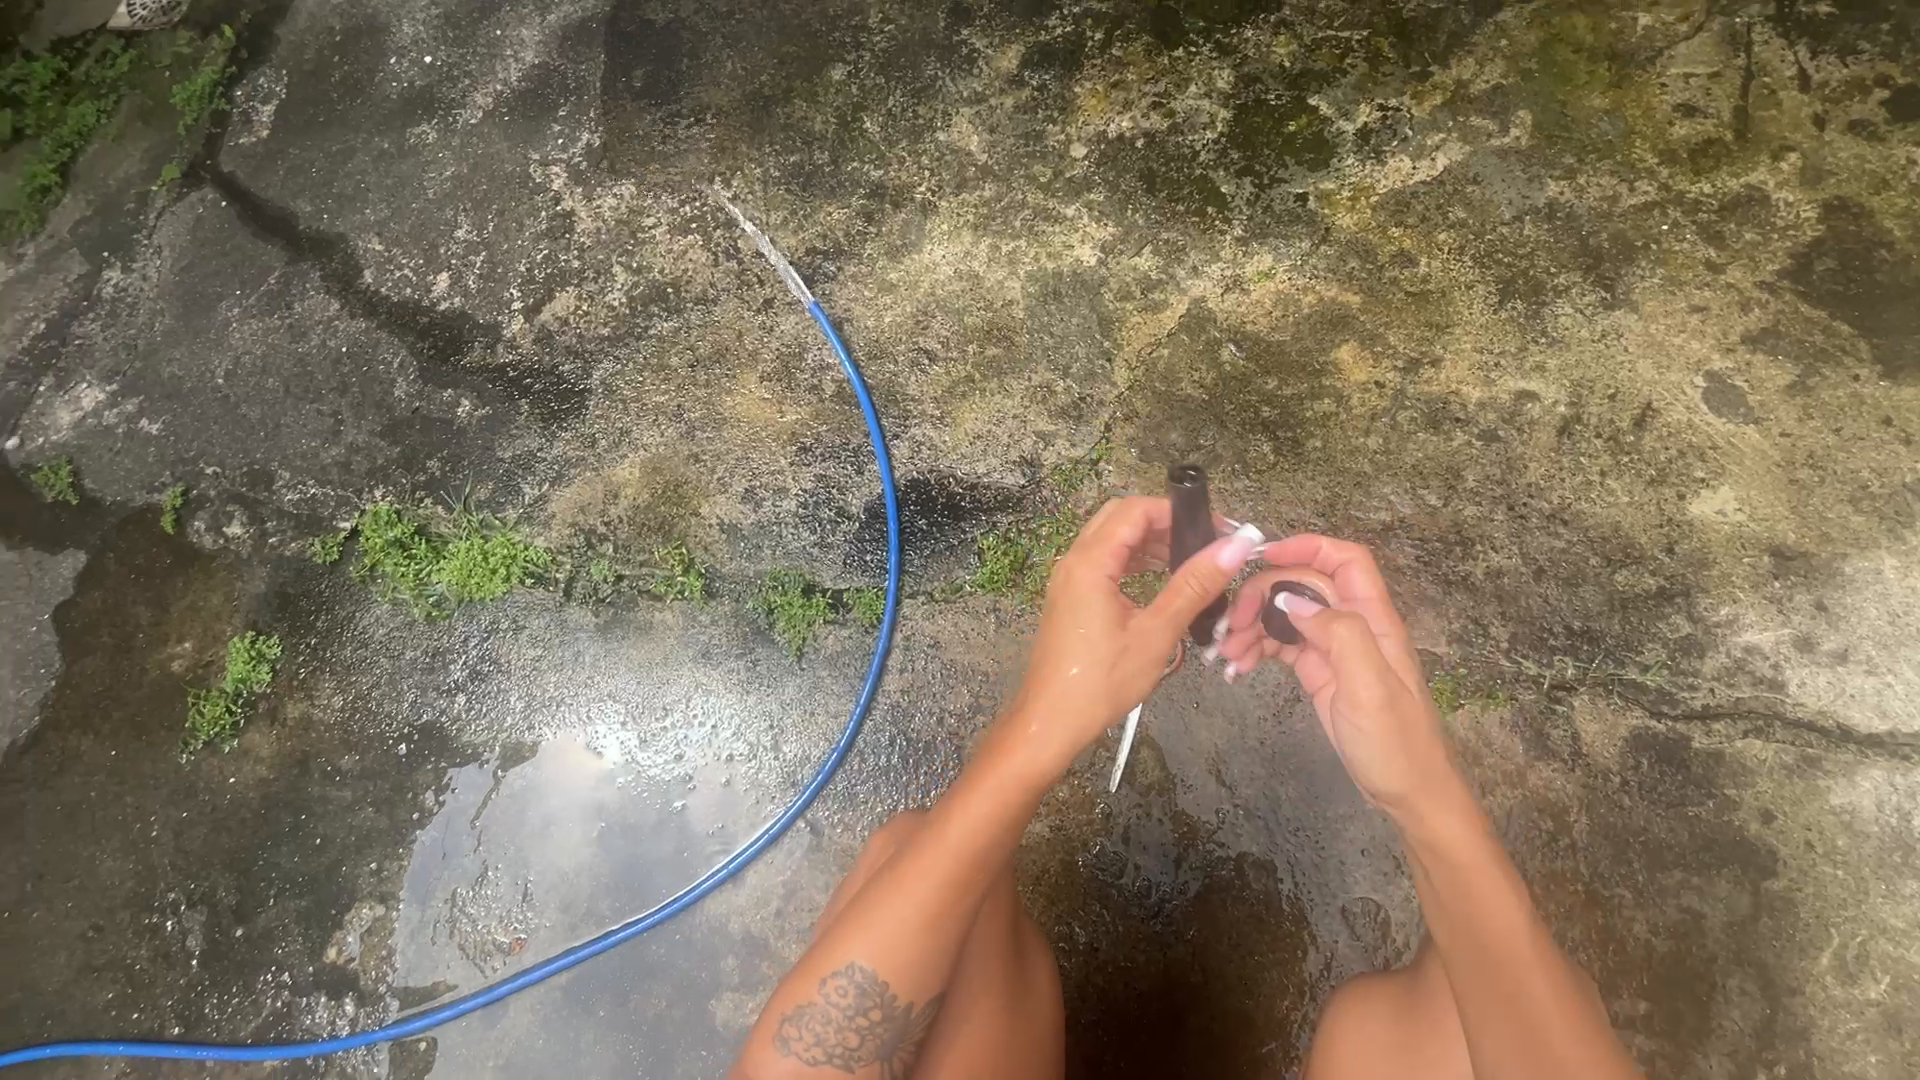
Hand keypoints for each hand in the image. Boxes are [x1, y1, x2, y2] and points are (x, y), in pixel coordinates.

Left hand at [999, 496, 1264, 777]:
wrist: (1051, 720)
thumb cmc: (1102, 681)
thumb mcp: (1156, 633)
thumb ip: (1194, 585)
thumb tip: (1235, 546)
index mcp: (1089, 562)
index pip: (1135, 510)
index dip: (1177, 512)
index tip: (1216, 529)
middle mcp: (1073, 561)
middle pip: (1120, 518)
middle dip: (1164, 523)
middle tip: (1204, 543)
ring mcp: (1067, 579)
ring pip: (1111, 540)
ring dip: (1149, 543)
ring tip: (1191, 563)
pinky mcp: (1070, 597)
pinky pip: (1103, 563)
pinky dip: (1133, 562)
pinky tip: (1161, 581)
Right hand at [1214, 534, 1463, 819]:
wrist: (1406, 793)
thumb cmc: (1396, 742)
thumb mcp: (1370, 688)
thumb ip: (1339, 634)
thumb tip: (1294, 601)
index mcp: (1373, 620)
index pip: (1345, 561)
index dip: (1307, 547)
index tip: (1262, 558)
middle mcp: (1352, 626)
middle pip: (1302, 586)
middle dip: (1262, 596)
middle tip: (1231, 626)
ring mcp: (1332, 648)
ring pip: (1285, 614)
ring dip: (1252, 626)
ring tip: (1227, 653)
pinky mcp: (1316, 670)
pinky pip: (1279, 645)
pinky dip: (1255, 650)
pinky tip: (1237, 668)